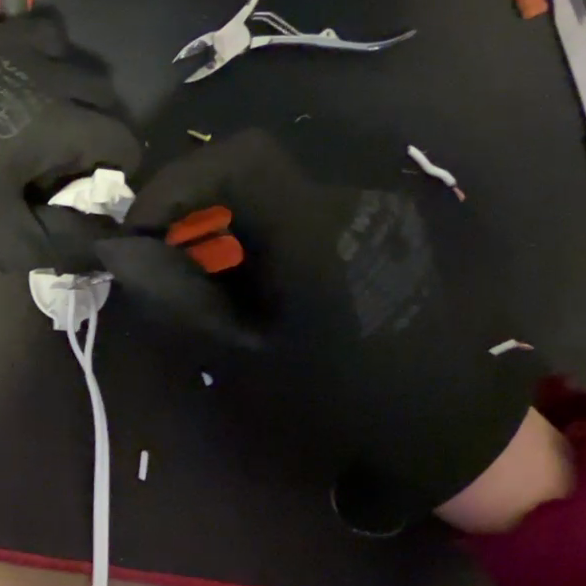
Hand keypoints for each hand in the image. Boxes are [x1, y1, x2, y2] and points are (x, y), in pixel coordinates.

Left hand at [0, 0, 140, 310]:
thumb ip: (69, 239)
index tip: (98, 190)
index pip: (116, 134)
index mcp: (49, 117)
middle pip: (92, 80)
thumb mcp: (3, 244)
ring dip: (55, 68)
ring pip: (46, 32)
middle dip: (92, 120)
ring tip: (31, 107)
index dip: (117, 168)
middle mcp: (26, 63)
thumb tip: (112, 236)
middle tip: (64, 160)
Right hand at [95, 123, 541, 533]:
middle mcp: (349, 206)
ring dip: (228, 229)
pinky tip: (261, 289)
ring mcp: (373, 216)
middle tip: (163, 259)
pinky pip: (305, 218)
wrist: (454, 423)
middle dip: (194, 210)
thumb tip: (131, 261)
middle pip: (251, 177)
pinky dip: (264, 240)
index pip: (237, 162)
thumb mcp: (252, 360)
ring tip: (209, 282)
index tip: (140, 229)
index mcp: (316, 232)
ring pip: (276, 198)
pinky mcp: (386, 232)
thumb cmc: (346, 398)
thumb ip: (187, 304)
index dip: (175, 184)